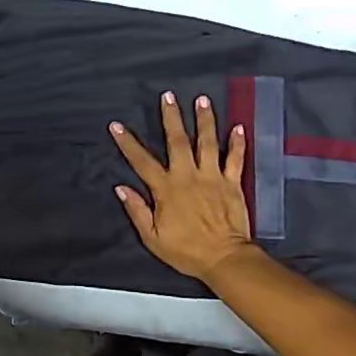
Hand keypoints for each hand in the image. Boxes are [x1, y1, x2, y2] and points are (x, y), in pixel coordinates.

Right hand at [110, 91, 259, 281]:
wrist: (225, 259)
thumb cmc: (186, 250)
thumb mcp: (153, 237)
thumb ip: (137, 210)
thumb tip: (121, 188)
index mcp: (166, 189)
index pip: (142, 161)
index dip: (128, 143)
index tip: (116, 125)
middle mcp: (188, 176)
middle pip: (178, 141)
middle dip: (171, 117)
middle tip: (168, 96)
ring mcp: (213, 177)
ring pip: (207, 143)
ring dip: (205, 120)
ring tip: (201, 99)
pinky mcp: (233, 183)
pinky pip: (235, 159)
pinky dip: (237, 143)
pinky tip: (239, 126)